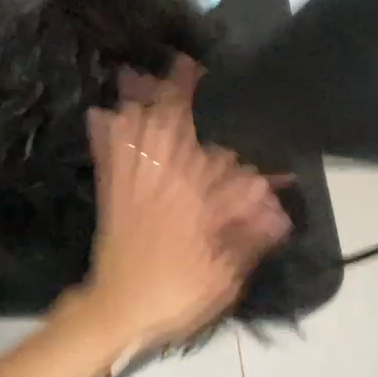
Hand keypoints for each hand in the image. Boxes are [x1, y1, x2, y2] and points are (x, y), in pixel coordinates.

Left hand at [78, 56, 291, 350]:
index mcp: (189, 197)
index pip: (197, 140)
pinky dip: (104, 135)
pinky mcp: (109, 199)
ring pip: (131, 135)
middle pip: (159, 126)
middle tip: (171, 63)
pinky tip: (99, 114)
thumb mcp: (223, 274)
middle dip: (164, 92)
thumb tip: (278, 205)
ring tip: (136, 74)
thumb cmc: (174, 294)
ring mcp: (128, 187)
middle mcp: (157, 182)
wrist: (117, 313)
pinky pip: (105, 159)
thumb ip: (250, 236)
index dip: (195, 105)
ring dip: (135, 104)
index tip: (197, 72)